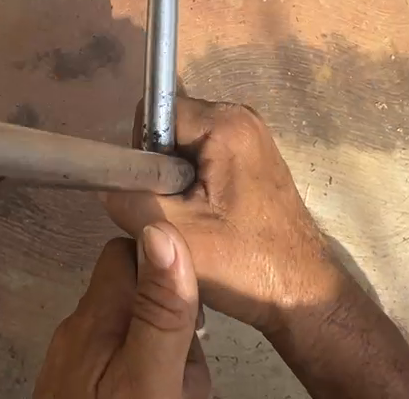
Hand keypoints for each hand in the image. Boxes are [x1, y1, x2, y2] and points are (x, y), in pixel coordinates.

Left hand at [33, 223, 211, 398]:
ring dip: (166, 368)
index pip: (127, 253)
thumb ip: (158, 310)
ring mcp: (74, 366)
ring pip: (135, 341)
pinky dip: (147, 386)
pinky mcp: (77, 393)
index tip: (190, 307)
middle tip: (185, 378)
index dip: (163, 268)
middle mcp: (78, 332)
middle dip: (172, 331)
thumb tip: (162, 230)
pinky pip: (122, 373)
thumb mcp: (148, 380)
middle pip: (136, 299)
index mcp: (94, 317)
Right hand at [105, 97, 347, 334]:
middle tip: (174, 212)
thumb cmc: (246, 264)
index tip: (156, 193)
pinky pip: (206, 153)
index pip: (157, 113)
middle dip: (161, 165)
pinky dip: (196, 181)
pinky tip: (207, 217)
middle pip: (171, 125)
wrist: (305, 296)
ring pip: (185, 142)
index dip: (144, 152)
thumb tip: (103, 185)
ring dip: (177, 176)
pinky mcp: (254, 155)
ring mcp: (251, 134)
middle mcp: (241, 115)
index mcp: (226, 123)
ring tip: (191, 219)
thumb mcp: (176, 235)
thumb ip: (130, 201)